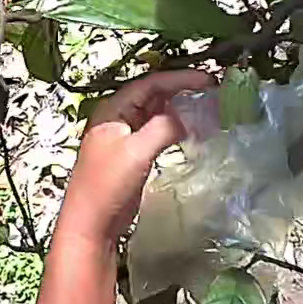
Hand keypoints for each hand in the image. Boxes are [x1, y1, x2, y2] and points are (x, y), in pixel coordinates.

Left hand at [31, 70, 212, 303]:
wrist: (91, 225)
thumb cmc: (108, 185)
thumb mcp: (136, 152)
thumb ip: (163, 128)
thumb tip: (186, 118)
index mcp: (112, 110)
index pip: (149, 84)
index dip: (179, 79)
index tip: (207, 80)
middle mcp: (117, 118)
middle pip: (153, 95)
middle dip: (181, 90)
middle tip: (211, 90)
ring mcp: (124, 136)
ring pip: (155, 113)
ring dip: (179, 108)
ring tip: (206, 106)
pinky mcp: (131, 154)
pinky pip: (156, 131)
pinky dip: (173, 127)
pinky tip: (191, 130)